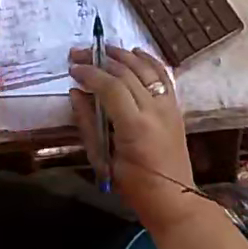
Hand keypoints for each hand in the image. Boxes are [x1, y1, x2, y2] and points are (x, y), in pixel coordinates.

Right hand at [70, 45, 200, 232]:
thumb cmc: (134, 187)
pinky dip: (148, 60)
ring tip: (102, 49)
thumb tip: (76, 93)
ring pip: (145, 69)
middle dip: (100, 60)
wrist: (174, 199)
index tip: (72, 69)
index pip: (110, 87)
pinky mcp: (175, 107)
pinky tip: (134, 52)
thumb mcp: (103, 159)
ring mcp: (168, 106)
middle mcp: (155, 110)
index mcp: (135, 126)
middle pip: (127, 73)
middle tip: (78, 55)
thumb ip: (88, 124)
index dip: (89, 73)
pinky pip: (163, 75)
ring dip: (122, 55)